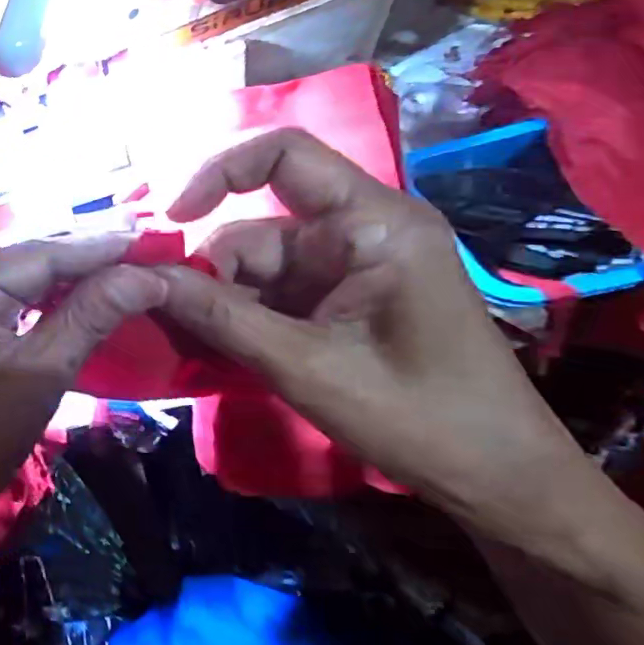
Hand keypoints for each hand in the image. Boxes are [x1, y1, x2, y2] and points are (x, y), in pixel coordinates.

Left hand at [0, 238, 164, 509]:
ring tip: (134, 257)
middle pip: (34, 258)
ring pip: (31, 273)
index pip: (39, 254)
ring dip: (80, 269)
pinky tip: (96, 284)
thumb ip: (91, 315)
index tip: (153, 237)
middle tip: (150, 243)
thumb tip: (146, 274)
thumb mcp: (45, 369)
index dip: (98, 247)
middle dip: (92, 254)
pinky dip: (61, 290)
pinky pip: (24, 292)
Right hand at [148, 129, 590, 538]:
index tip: (172, 218)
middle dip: (207, 270)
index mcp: (373, 224)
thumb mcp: (308, 368)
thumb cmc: (425, 421)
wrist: (506, 491)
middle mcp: (354, 230)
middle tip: (165, 314)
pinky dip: (231, 314)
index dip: (217, 171)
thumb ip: (219, 317)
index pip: (282, 153)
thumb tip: (137, 278)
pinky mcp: (332, 297)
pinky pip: (261, 289)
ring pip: (247, 263)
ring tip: (186, 344)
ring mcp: (342, 265)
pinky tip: (210, 348)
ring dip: (214, 300)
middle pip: (252, 225)